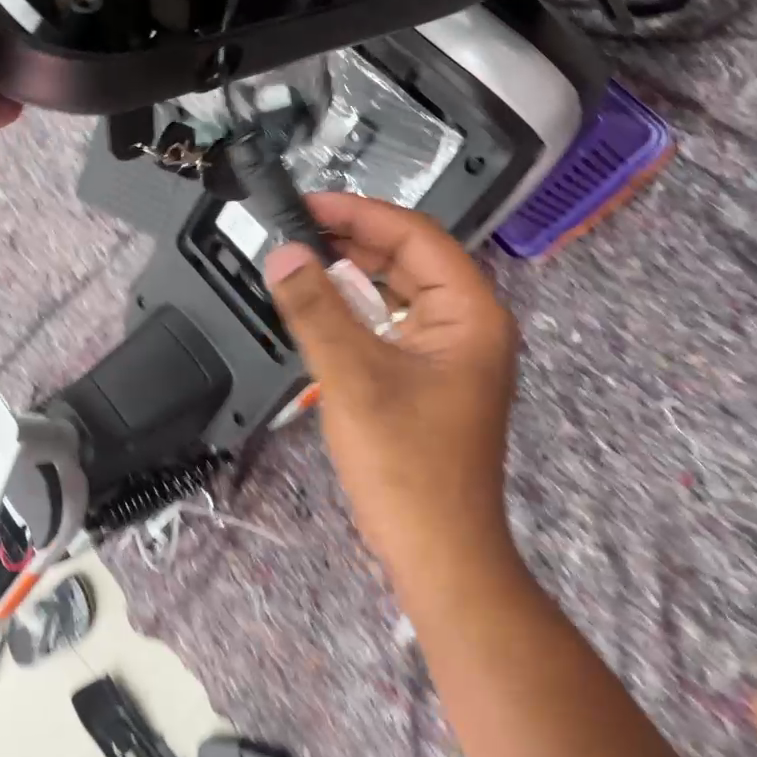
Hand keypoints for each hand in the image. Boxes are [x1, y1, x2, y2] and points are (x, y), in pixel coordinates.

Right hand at [263, 193, 520, 558]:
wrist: (439, 551)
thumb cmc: (407, 466)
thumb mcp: (353, 378)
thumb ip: (316, 309)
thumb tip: (284, 253)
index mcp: (471, 313)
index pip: (416, 237)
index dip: (360, 213)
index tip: (308, 204)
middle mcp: (469, 326)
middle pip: (410, 261)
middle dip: (354, 241)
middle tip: (296, 229)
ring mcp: (453, 355)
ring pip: (400, 294)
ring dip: (354, 276)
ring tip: (303, 259)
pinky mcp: (432, 380)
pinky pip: (393, 327)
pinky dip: (359, 312)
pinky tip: (323, 310)